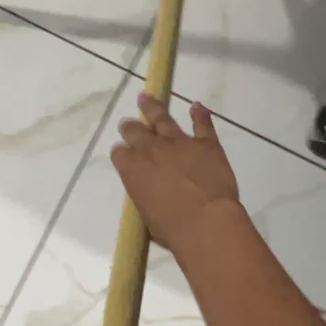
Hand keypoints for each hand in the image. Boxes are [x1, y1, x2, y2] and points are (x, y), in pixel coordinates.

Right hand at [110, 93, 241, 252]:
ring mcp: (179, 143)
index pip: (119, 153)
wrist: (205, 220)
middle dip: (130, 127)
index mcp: (132, 169)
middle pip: (135, 130)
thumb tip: (150, 195)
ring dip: (152, 107)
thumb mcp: (146, 216)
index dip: (122, 153)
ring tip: (146, 97)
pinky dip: (200, 114)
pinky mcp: (206, 144)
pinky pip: (202, 124)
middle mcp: (151, 150)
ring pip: (162, 118)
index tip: (124, 155)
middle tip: (128, 124)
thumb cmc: (170, 228)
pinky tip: (197, 106)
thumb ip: (145, 197)